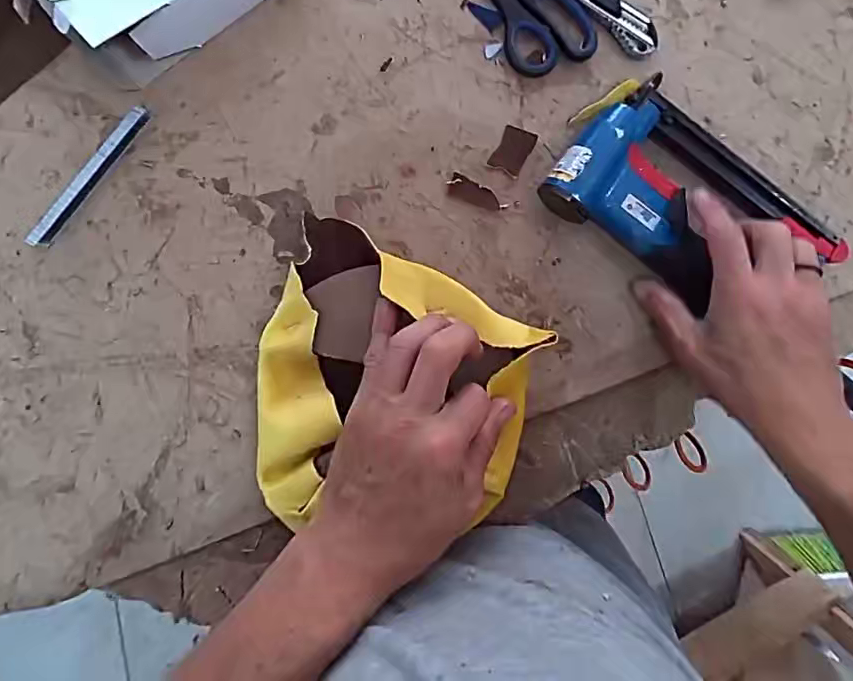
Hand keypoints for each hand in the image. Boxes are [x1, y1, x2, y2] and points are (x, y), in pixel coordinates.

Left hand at [308, 303, 515, 598]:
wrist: (347, 551)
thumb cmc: (413, 533)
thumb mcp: (464, 501)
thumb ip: (486, 445)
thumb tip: (505, 402)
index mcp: (441, 446)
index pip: (477, 394)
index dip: (487, 398)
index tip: (481, 412)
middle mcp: (409, 417)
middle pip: (441, 349)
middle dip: (464, 336)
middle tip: (473, 349)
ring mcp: (378, 407)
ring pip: (405, 342)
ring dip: (432, 324)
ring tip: (448, 330)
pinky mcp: (359, 404)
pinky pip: (372, 354)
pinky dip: (383, 324)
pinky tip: (393, 301)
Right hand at [632, 188, 849, 452]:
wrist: (802, 418)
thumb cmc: (743, 388)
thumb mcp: (695, 354)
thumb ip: (668, 315)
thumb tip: (642, 286)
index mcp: (740, 291)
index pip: (725, 233)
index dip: (709, 209)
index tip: (698, 196)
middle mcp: (776, 283)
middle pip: (768, 228)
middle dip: (746, 224)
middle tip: (729, 239)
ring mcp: (805, 292)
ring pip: (796, 241)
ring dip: (775, 239)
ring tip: (758, 255)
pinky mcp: (823, 305)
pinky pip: (812, 267)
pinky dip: (794, 261)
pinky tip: (780, 282)